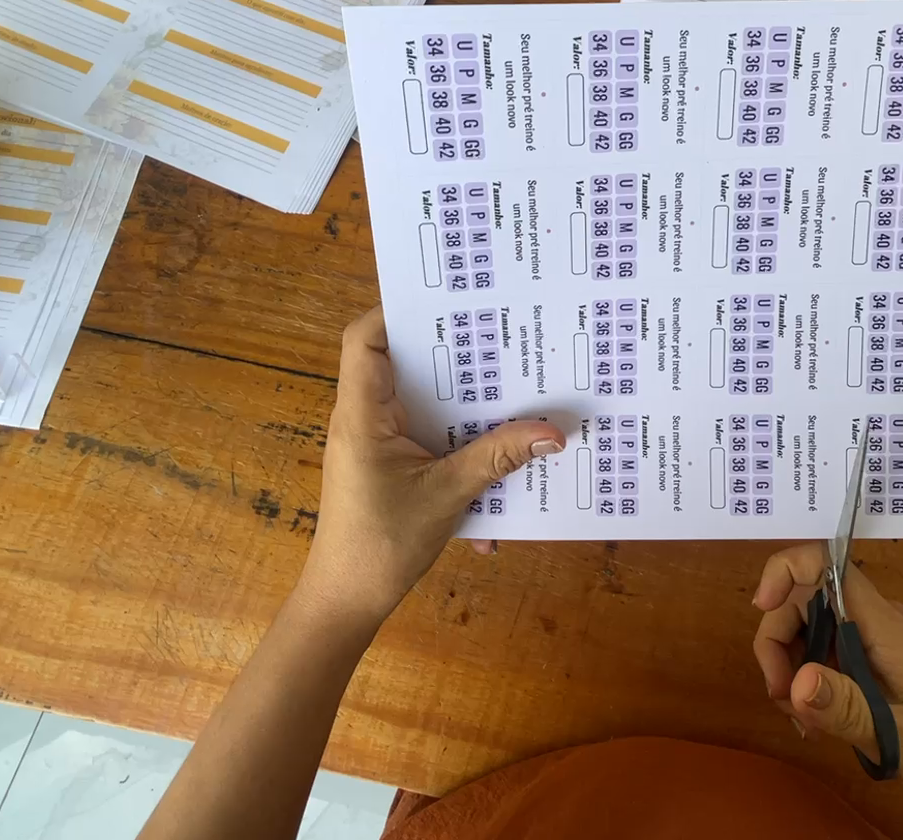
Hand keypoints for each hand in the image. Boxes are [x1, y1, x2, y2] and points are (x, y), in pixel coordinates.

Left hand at [303, 308, 563, 618]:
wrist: (347, 602)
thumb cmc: (381, 543)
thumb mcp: (447, 495)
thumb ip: (497, 457)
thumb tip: (554, 432)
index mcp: (364, 413)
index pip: (365, 340)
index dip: (397, 310)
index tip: (450, 299)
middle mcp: (366, 418)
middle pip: (402, 361)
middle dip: (450, 348)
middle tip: (499, 333)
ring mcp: (379, 441)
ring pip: (422, 399)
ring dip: (462, 395)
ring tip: (509, 378)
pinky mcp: (393, 463)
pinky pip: (430, 433)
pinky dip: (460, 437)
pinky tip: (499, 449)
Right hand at [752, 545, 902, 837]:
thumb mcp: (899, 738)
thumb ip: (844, 709)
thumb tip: (791, 683)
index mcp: (880, 623)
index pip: (824, 562)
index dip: (784, 570)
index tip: (761, 609)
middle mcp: (875, 619)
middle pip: (805, 600)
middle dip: (779, 641)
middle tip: (782, 701)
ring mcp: (877, 638)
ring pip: (814, 627)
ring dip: (793, 664)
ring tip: (802, 720)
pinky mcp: (880, 660)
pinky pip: (831, 650)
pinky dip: (813, 676)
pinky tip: (818, 717)